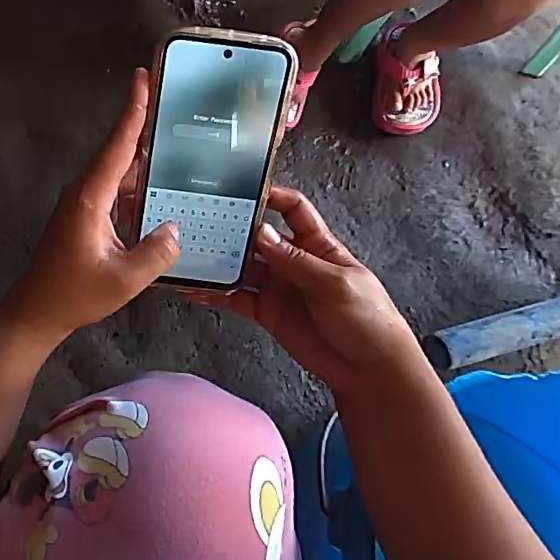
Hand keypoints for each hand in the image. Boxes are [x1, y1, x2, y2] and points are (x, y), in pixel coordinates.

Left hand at [0, 68, 179, 341]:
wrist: (35, 313)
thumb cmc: (72, 295)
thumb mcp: (124, 279)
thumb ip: (156, 253)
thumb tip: (175, 229)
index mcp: (90, 198)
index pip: (117, 146)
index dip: (132, 110)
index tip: (143, 78)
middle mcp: (84, 192)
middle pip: (117, 150)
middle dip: (142, 122)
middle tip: (167, 97)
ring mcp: (82, 203)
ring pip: (118, 171)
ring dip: (142, 155)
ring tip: (173, 140)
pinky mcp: (84, 215)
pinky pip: (115, 189)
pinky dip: (137, 183)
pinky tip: (157, 188)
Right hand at [195, 187, 426, 402]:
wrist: (369, 369)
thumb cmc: (367, 319)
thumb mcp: (336, 284)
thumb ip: (297, 260)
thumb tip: (263, 233)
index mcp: (317, 244)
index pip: (293, 209)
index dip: (272, 195)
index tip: (245, 189)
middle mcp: (293, 261)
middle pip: (259, 236)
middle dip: (235, 228)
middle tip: (206, 221)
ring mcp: (278, 286)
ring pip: (242, 266)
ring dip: (219, 261)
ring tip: (191, 254)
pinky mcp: (267, 311)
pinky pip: (237, 297)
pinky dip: (216, 293)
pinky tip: (196, 289)